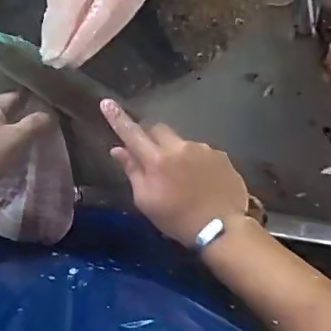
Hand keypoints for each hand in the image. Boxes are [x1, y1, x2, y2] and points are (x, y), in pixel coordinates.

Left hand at [0, 93, 54, 198]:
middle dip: (25, 118)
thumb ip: (34, 124)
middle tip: (44, 129)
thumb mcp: (17, 138)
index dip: (35, 102)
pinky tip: (10, 151)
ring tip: (30, 141)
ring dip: (14, 131)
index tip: (51, 112)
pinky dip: (2, 140)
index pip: (17, 96)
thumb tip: (49, 113)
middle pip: (8, 110)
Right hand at [101, 99, 250, 247]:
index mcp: (156, 159)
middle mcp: (179, 147)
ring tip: (182, 177)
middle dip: (151, 138)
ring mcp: (203, 149)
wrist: (223, 229)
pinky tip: (200, 180)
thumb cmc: (177, 219)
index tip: (106, 102)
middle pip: (158, 129)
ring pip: (181, 142)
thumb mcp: (146, 200)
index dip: (117, 117)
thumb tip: (118, 150)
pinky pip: (201, 152)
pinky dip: (196, 161)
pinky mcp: (222, 156)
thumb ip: (132, 171)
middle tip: (152, 157)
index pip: (131, 132)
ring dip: (176, 152)